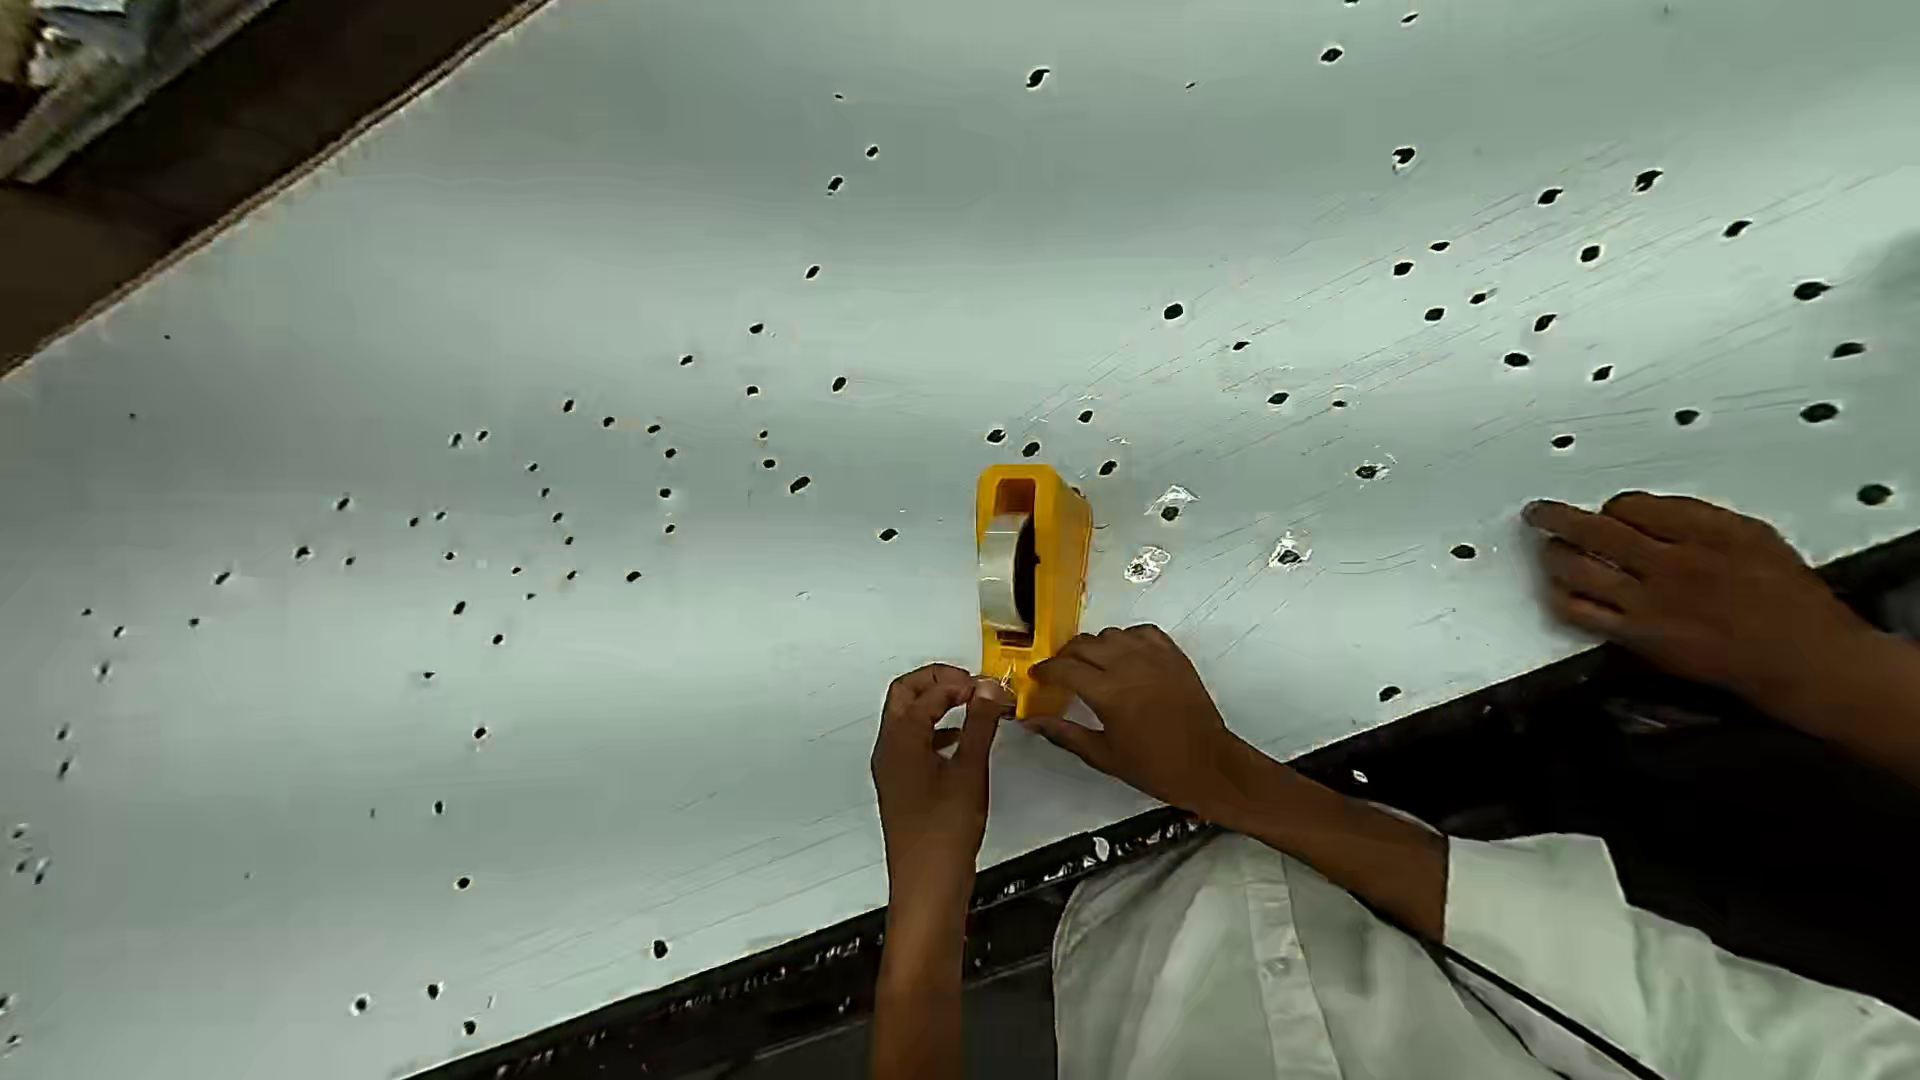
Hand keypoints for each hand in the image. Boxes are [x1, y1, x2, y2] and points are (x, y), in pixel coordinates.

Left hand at [871, 665, 1009, 907]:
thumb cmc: (944, 833)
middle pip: (905, 692)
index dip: (961, 683)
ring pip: (905, 714)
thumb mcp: (970, 771)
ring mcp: (891, 765)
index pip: (929, 691)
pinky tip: (959, 738)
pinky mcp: (899, 781)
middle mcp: (889, 746)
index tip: (989, 688)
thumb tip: (987, 690)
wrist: (927, 885)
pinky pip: (911, 738)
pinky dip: (933, 727)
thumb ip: (979, 724)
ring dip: (934, 701)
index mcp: (902, 738)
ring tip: (969, 704)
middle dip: (937, 680)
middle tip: (970, 684)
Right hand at [1025, 625, 1256, 815]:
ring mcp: (1153, 656)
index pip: (1064, 667)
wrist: (1208, 766)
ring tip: (1092, 665)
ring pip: (1110, 634)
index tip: (1038, 677)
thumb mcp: (1104, 755)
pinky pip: (1141, 632)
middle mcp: (1128, 666)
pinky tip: (1124, 656)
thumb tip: (1030, 722)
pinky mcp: (1172, 654)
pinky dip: (1126, 639)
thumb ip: (1064, 733)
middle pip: (1083, 645)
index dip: (1045, 671)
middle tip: (1061, 673)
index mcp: (1108, 692)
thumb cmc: (1155, 767)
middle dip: (1065, 656)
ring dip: (1095, 646)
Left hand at [1524, 492, 1874, 703]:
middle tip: (1538, 513)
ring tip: (1549, 548)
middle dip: (1556, 518)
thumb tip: (1635, 508)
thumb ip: (1694, 518)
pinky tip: (1559, 586)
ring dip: (1553, 554)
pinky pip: (1576, 610)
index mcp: (1713, 537)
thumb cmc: (1785, 600)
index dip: (1612, 506)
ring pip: (1575, 568)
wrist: (1806, 660)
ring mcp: (1650, 602)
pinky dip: (1559, 594)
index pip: (1634, 506)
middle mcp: (1676, 566)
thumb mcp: (1754, 540)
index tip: (1607, 511)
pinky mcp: (1634, 634)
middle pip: (1595, 531)